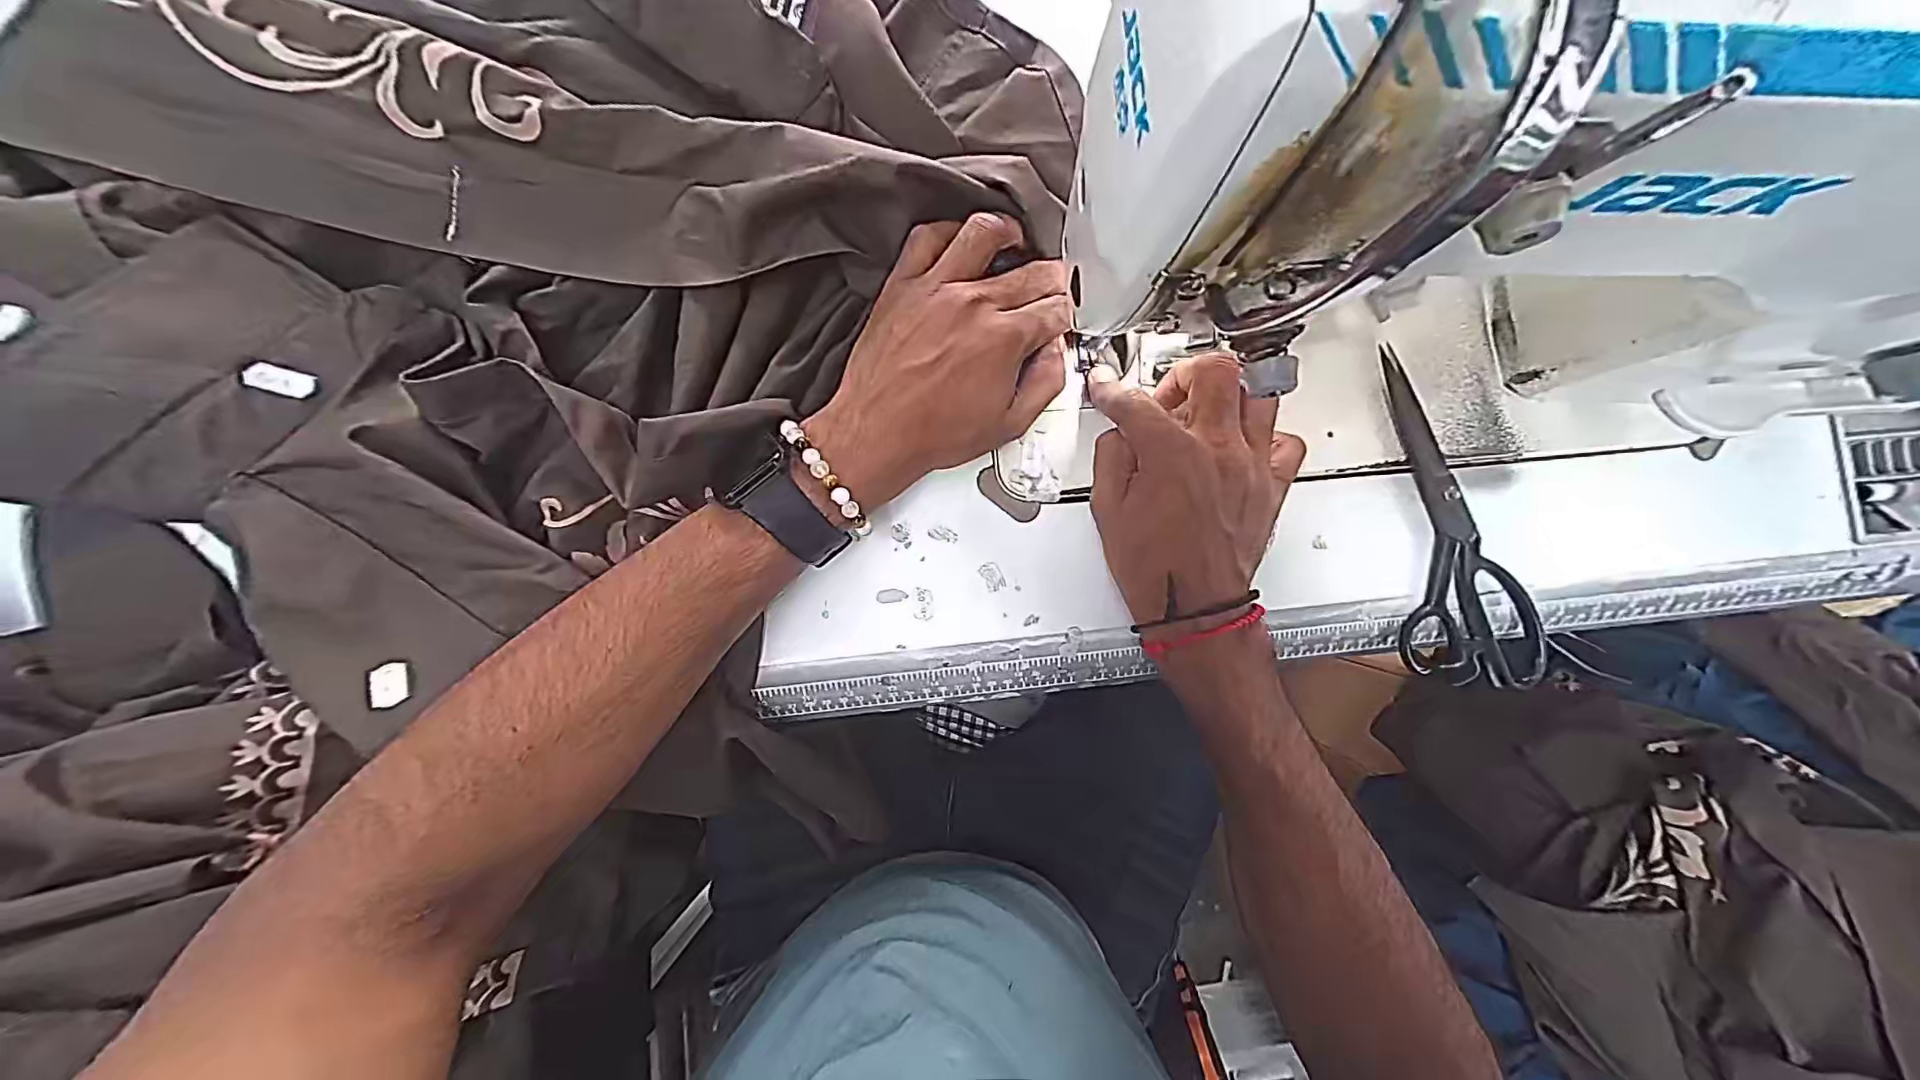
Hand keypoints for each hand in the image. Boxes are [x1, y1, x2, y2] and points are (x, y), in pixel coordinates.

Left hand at [805, 214, 1070, 507]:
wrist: (876, 433)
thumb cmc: (932, 433)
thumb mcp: (1009, 424)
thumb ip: (1046, 382)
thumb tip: (1055, 352)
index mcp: (1004, 339)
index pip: (1056, 307)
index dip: (1066, 315)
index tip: (1059, 322)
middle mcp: (972, 305)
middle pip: (1033, 270)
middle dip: (1053, 280)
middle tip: (1049, 292)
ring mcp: (936, 290)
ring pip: (984, 233)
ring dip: (1009, 234)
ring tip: (1015, 245)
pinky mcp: (903, 286)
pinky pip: (928, 237)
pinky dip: (950, 232)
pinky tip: (960, 244)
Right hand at [1087, 352, 1306, 626]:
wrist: (1194, 606)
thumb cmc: (1155, 569)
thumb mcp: (1107, 510)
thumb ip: (1110, 457)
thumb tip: (1119, 432)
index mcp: (1170, 454)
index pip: (1136, 401)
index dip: (1112, 389)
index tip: (1107, 387)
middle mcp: (1217, 450)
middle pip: (1214, 371)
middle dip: (1183, 373)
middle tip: (1167, 395)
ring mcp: (1250, 465)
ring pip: (1258, 394)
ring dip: (1227, 395)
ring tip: (1205, 414)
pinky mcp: (1272, 486)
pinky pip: (1285, 441)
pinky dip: (1264, 434)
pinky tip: (1240, 446)